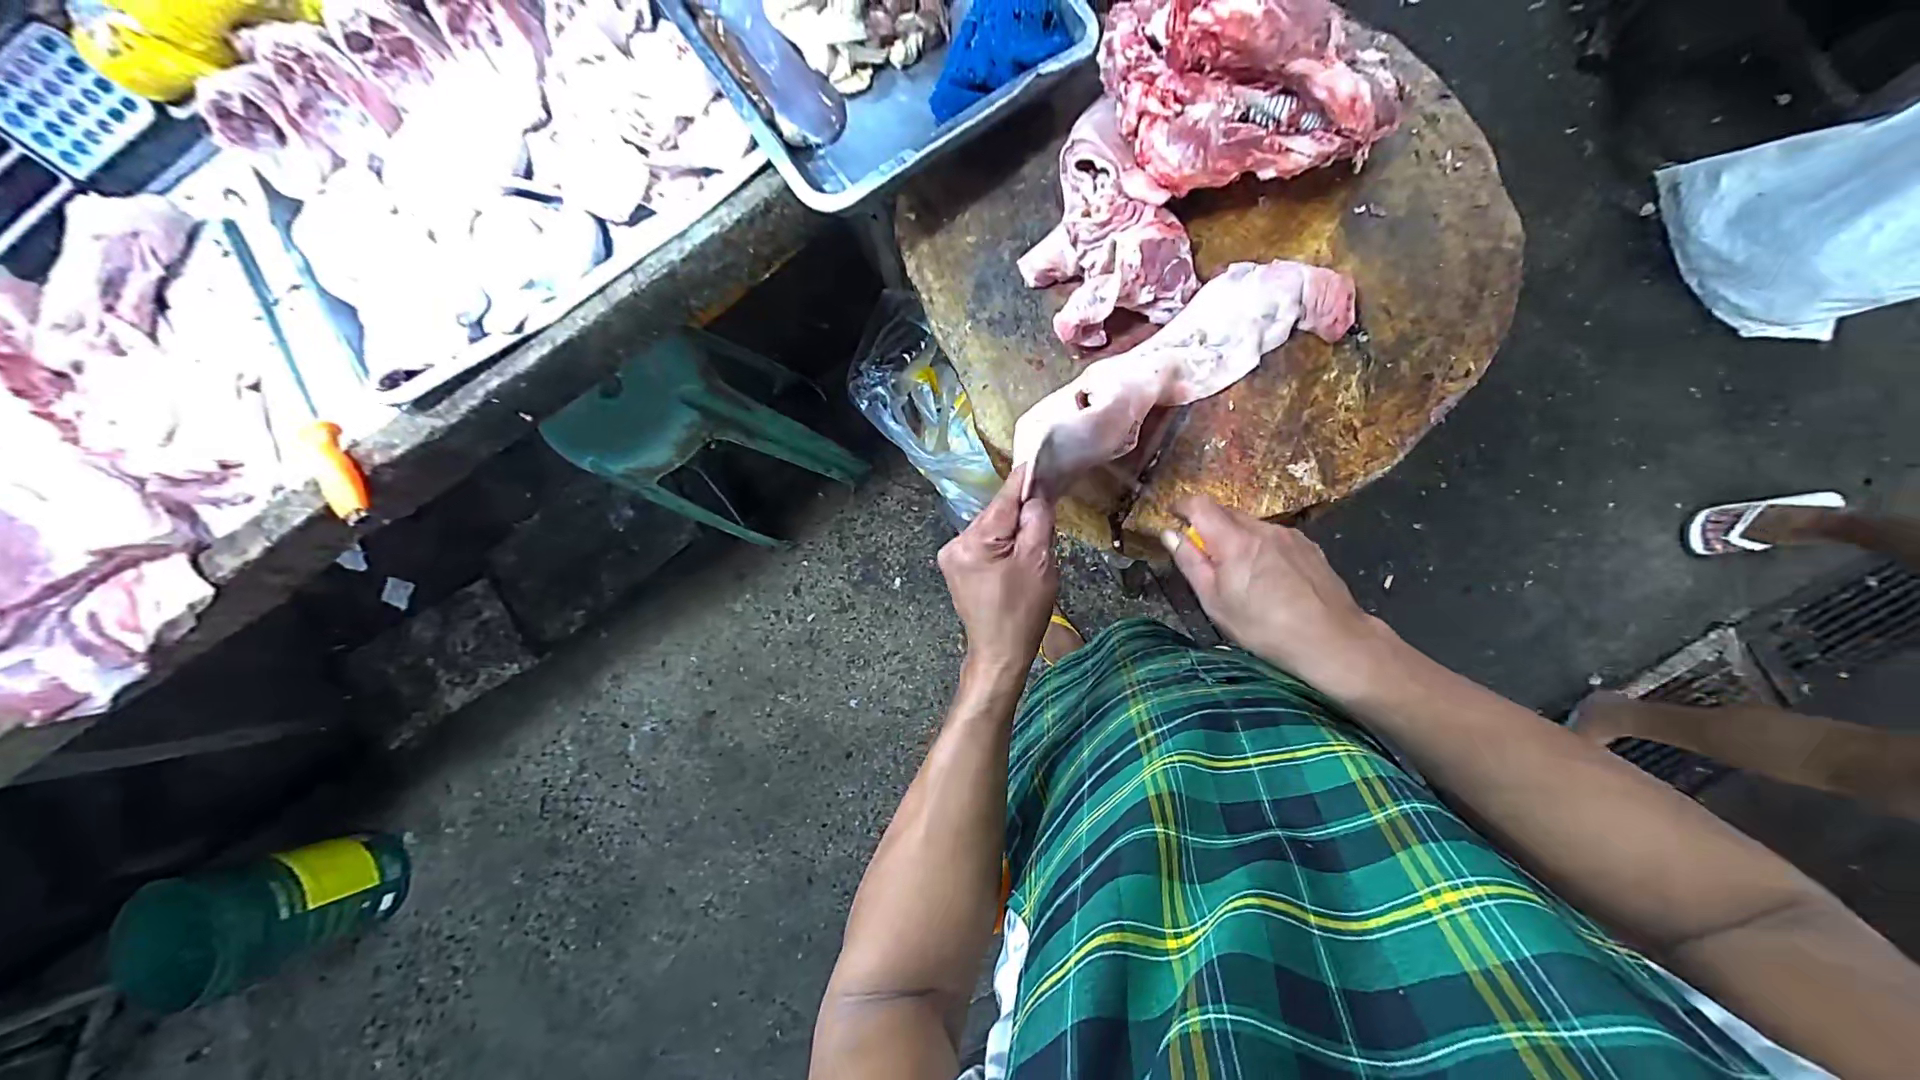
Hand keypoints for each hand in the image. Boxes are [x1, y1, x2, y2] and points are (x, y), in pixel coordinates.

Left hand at [938, 466, 1058, 681]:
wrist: (999, 653)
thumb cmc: (1022, 612)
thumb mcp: (1038, 562)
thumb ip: (1037, 520)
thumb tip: (1036, 492)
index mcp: (973, 540)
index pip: (1004, 499)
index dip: (1025, 480)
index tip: (1040, 459)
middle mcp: (955, 542)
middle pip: (996, 513)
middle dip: (1021, 513)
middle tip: (1048, 511)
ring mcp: (952, 556)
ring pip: (991, 528)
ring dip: (1012, 530)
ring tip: (1033, 544)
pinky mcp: (956, 568)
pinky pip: (984, 544)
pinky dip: (1002, 544)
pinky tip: (1016, 557)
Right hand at [1161, 496, 1400, 698]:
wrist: (1332, 640)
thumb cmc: (1265, 628)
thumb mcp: (1214, 601)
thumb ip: (1190, 563)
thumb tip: (1170, 534)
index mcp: (1235, 541)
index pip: (1200, 504)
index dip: (1182, 506)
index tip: (1173, 517)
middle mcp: (1263, 529)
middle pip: (1226, 513)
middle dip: (1208, 527)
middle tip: (1203, 557)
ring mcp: (1290, 536)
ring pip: (1251, 526)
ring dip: (1236, 539)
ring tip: (1238, 575)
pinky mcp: (1309, 547)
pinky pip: (1273, 537)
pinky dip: (1260, 548)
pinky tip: (1267, 578)